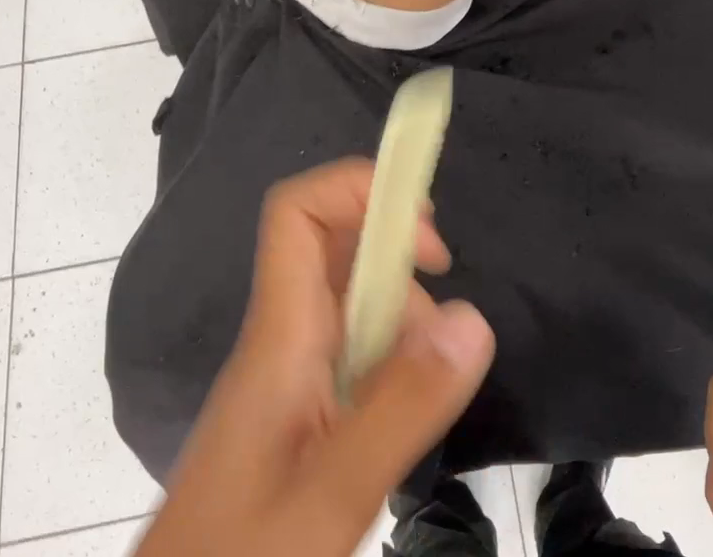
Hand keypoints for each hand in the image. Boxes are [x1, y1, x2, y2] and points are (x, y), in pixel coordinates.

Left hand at [136, 158, 495, 556]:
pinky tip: (408, 419)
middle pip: (333, 248)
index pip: (297, 215)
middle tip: (443, 321)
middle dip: (400, 259)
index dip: (360, 192)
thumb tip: (471, 315)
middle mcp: (281, 340)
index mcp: (279, 337)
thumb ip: (402, 406)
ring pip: (351, 302)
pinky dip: (395, 360)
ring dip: (404, 317)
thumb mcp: (331, 493)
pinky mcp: (298, 411)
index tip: (427, 234)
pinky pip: (353, 351)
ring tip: (431, 389)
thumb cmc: (241, 556)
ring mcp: (287, 376)